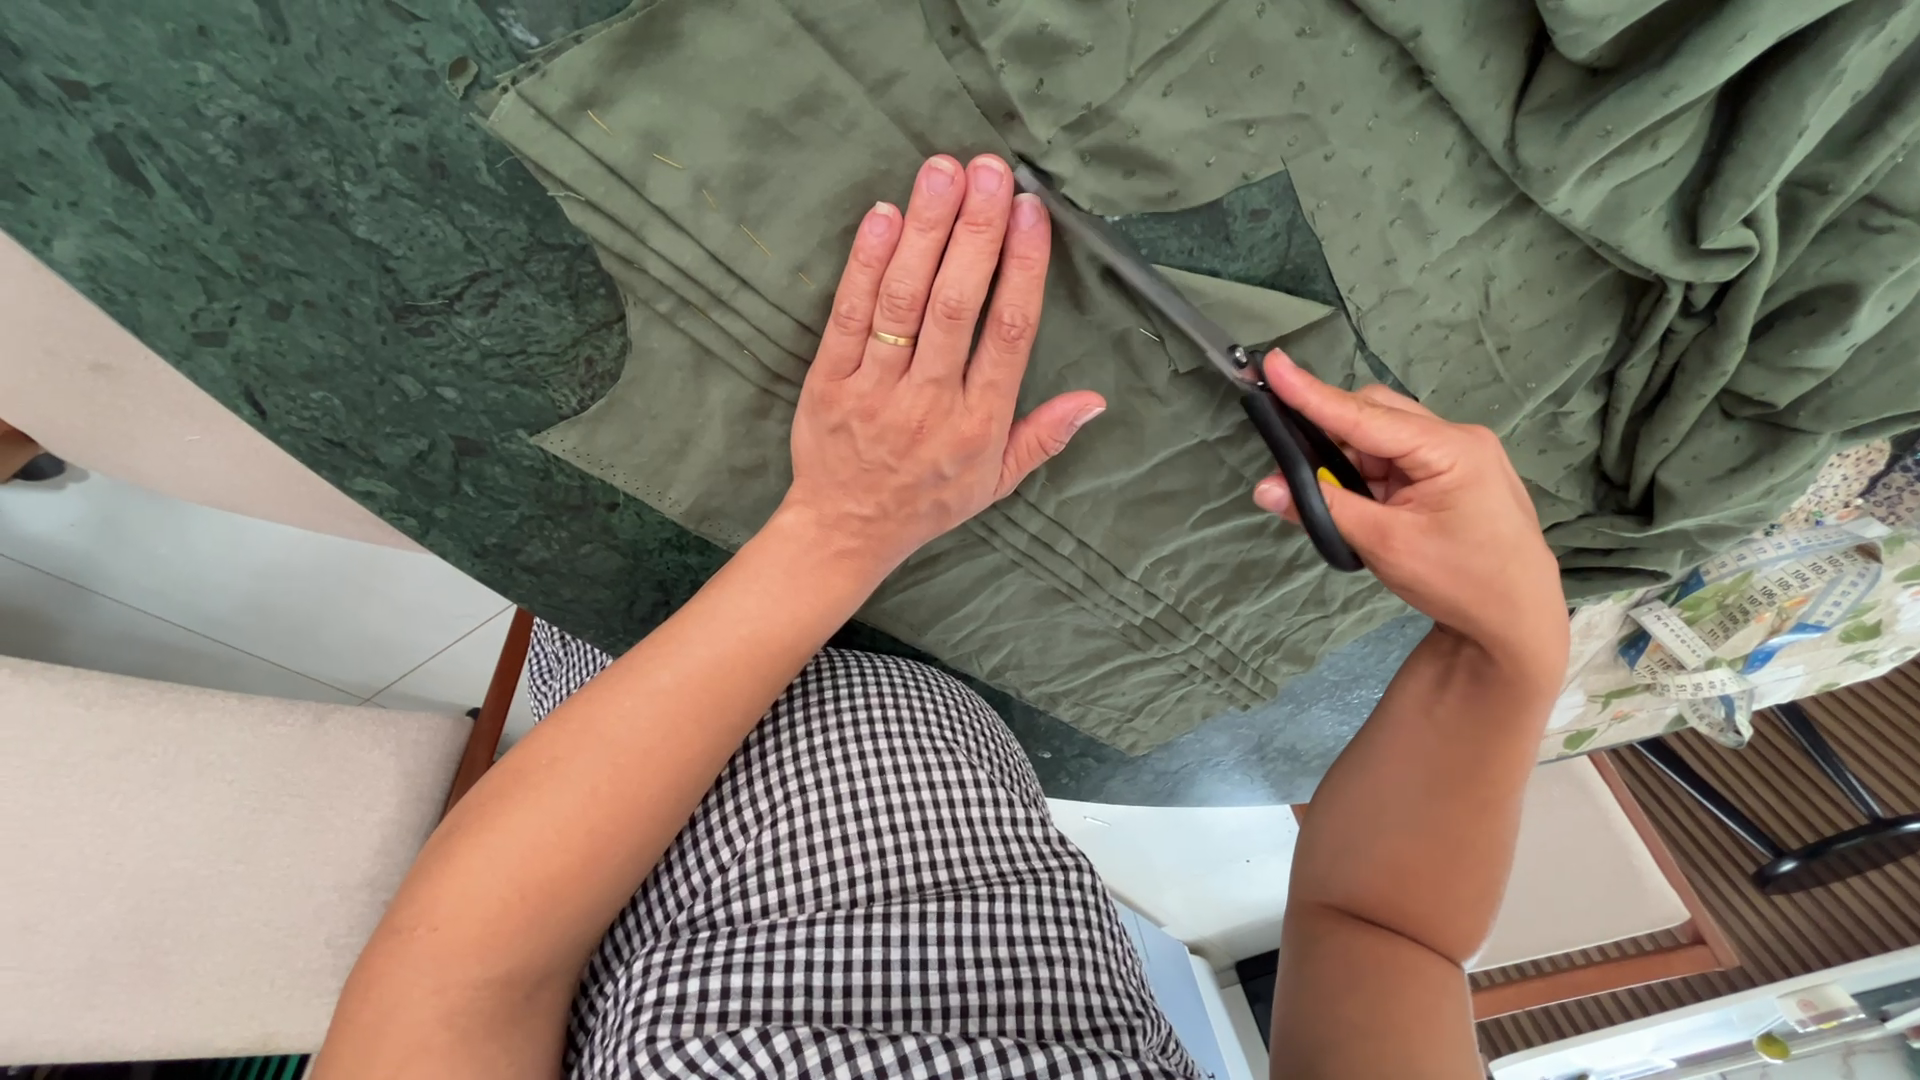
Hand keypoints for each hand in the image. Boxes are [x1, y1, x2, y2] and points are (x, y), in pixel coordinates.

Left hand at [779, 154, 1105, 576]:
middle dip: (975, 232)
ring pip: (903, 303)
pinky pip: (849, 318)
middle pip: (957, 305)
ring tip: (942, 173)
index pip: (1009, 335)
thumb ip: (1043, 438)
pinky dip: (865, 265)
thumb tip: (1096, 401)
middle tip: (989, 171)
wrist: (846, 530)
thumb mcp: (996, 484)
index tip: (1031, 212)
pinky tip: (884, 216)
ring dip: (924, 232)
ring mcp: (876, 391)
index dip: (1022, 269)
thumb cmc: (927, 502)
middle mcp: (930, 403)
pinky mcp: (830, 382)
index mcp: (978, 425)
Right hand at [1252, 352, 1567, 683]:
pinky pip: (1389, 459)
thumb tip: (1265, 487)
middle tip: (1294, 465)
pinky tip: (1355, 502)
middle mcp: (1454, 439)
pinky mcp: (1446, 475)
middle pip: (1373, 413)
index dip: (1311, 393)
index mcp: (1449, 448)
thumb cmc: (1459, 580)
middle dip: (1329, 433)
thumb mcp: (1384, 544)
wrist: (1516, 619)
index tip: (1272, 365)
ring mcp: (1453, 456)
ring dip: (1345, 460)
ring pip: (1378, 437)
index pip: (1363, 415)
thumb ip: (1323, 508)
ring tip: (1332, 498)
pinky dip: (1362, 477)